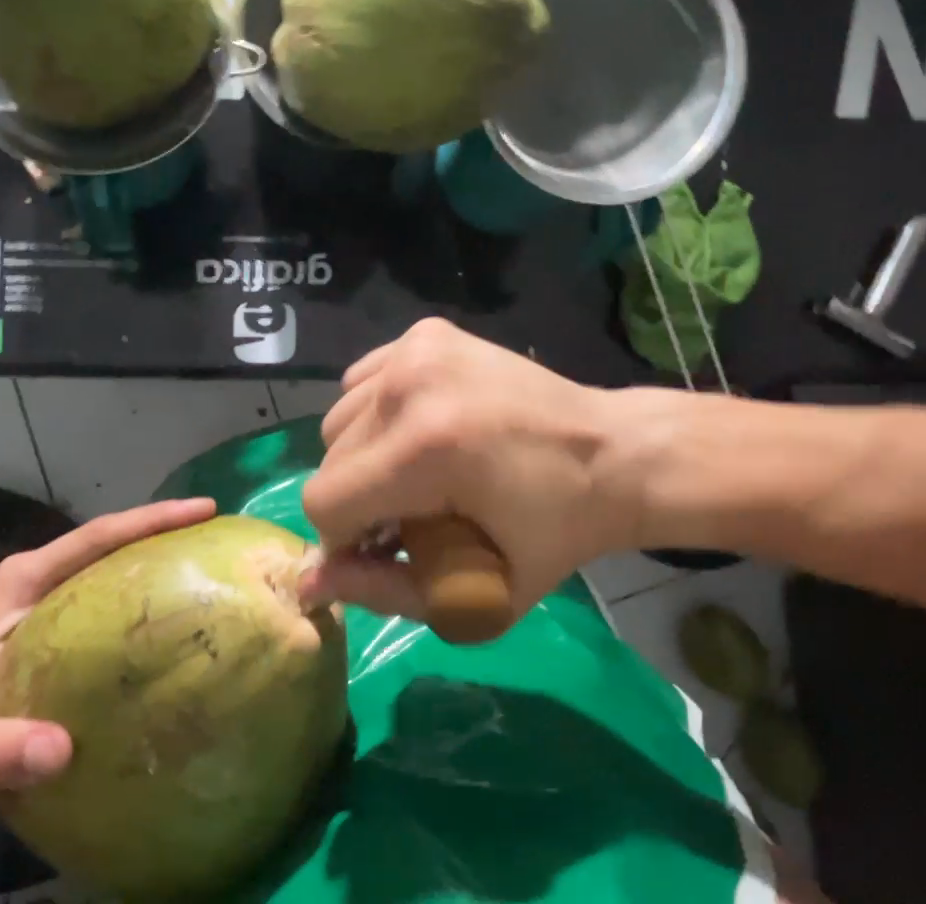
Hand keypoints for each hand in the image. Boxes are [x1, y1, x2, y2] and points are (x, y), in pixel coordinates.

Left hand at [0, 497, 217, 809]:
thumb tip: (61, 750)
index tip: (203, 509)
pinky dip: (147, 609)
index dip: (149, 519)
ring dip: (161, 567)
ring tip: (217, 572)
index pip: (93, 538)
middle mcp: (41, 587)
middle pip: (113, 546)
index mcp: (21, 585)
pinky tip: (181, 630)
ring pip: (116, 576)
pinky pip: (114, 613)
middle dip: (166, 534)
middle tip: (225, 538)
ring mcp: (52, 613)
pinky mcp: (61, 641)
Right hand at [302, 319, 674, 620]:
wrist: (613, 456)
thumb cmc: (550, 535)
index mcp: (424, 450)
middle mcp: (409, 385)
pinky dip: (377, 413)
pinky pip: (361, 384)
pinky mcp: (424, 332)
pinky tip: (422, 428)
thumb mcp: (475, 594)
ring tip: (422, 469)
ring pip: (339, 420)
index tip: (393, 545)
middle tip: (415, 512)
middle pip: (329, 459)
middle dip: (360, 498)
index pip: (324, 502)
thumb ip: (384, 592)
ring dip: (365, 456)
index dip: (349, 539)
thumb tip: (311, 585)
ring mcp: (415, 350)